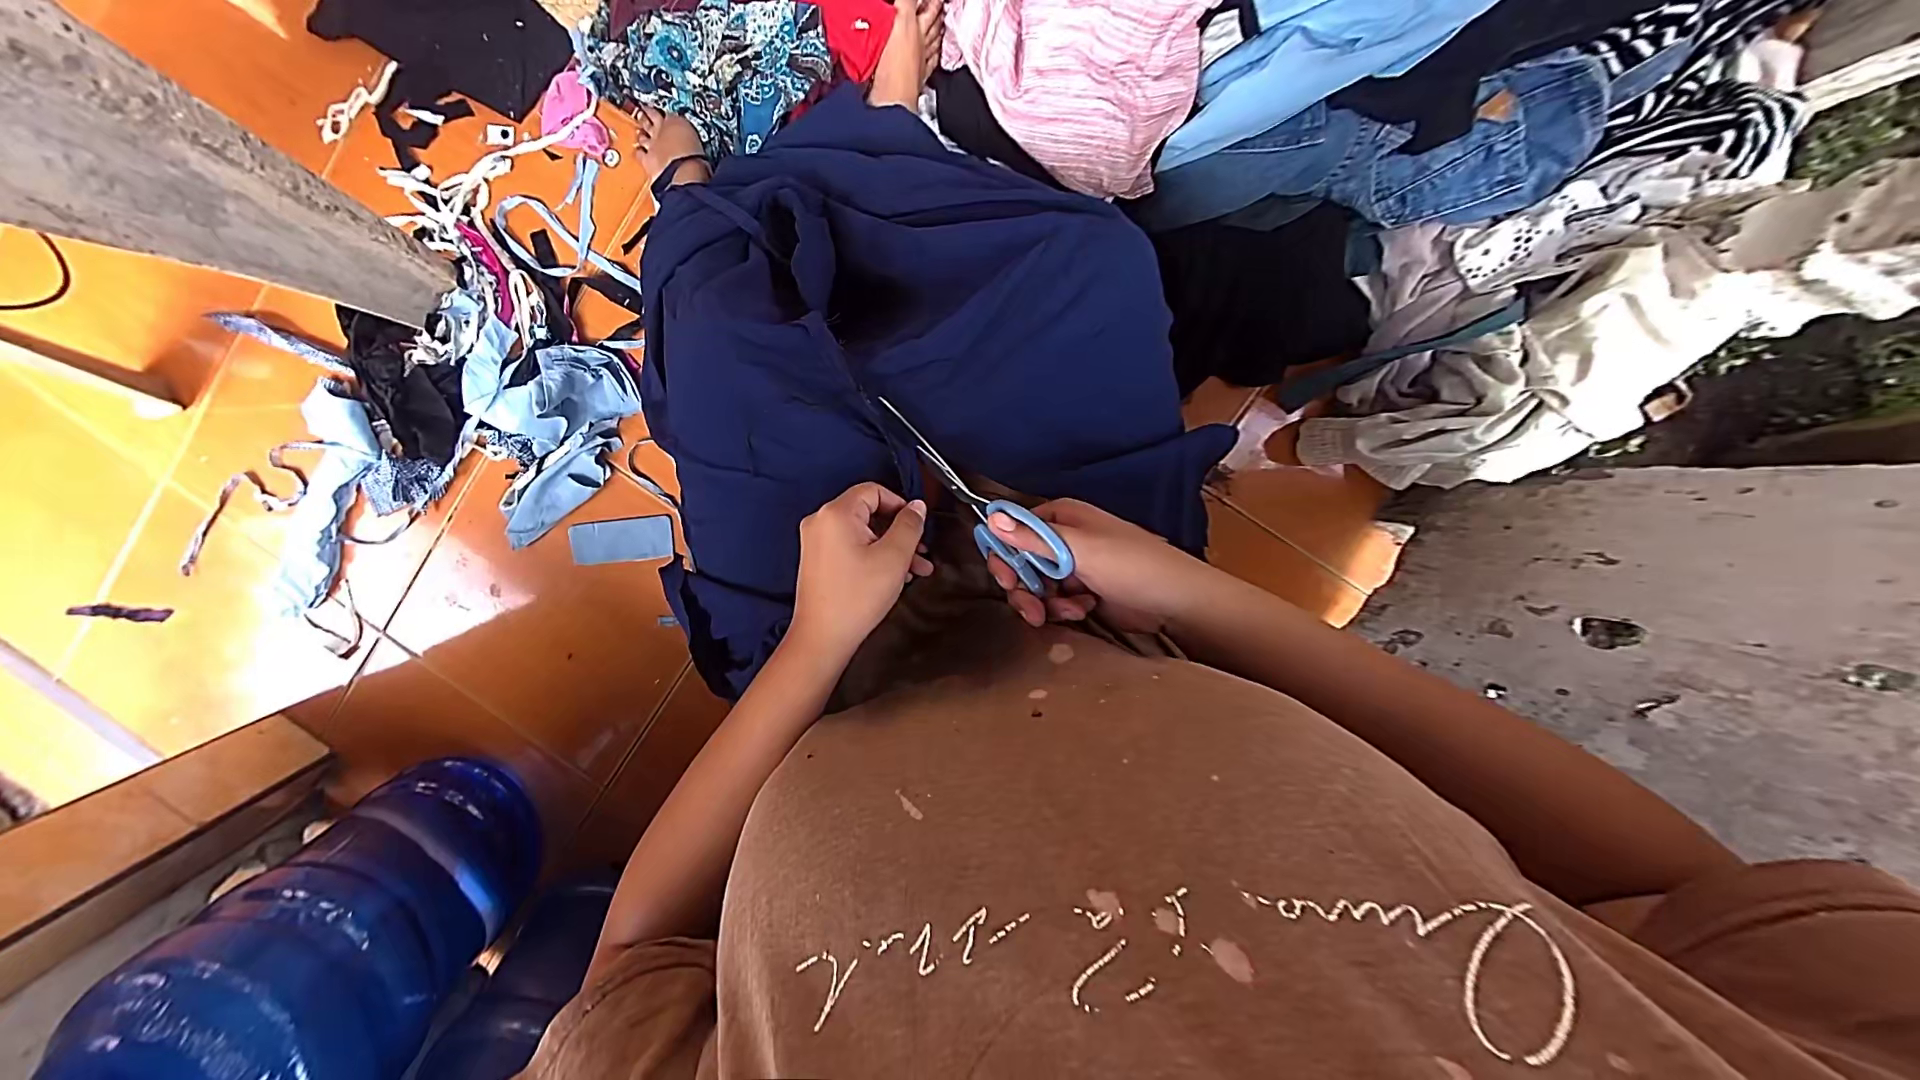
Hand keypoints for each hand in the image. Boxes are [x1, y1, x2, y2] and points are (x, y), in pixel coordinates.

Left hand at [790, 483, 932, 657]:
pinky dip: (873, 555)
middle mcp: (821, 522)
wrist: (823, 637)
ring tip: (914, 568)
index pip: (874, 490)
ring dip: (890, 546)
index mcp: (836, 514)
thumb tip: (917, 507)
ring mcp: (816, 541)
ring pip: (863, 532)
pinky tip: (894, 575)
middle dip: (899, 531)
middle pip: (869, 512)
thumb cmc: (854, 600)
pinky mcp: (818, 560)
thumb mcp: (894, 557)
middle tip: (920, 549)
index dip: (901, 505)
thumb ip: (909, 526)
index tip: (917, 524)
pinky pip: (851, 546)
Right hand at [985, 500, 1223, 632]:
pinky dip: (1063, 609)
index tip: (1008, 580)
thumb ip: (1033, 537)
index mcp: (1061, 517)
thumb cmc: (1131, 565)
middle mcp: (1064, 537)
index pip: (1014, 530)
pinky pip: (1055, 600)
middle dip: (1025, 588)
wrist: (1176, 601)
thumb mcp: (1078, 550)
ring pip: (1036, 586)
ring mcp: (1074, 565)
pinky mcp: (1082, 590)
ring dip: (1045, 603)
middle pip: (1022, 562)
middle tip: (1032, 609)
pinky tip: (1082, 611)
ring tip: (1068, 612)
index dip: (1005, 555)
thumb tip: (991, 517)